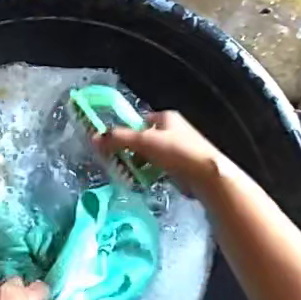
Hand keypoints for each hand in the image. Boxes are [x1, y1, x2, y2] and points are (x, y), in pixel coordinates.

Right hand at [95, 110, 227, 192]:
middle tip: (118, 163)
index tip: (112, 146)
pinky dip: (151, 174)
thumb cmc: (176, 151)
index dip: (125, 132)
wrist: (206, 175)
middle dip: (131, 152)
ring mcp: (179, 149)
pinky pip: (160, 168)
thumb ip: (118, 139)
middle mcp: (173, 130)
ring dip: (139, 165)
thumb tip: (94, 138)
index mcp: (166, 117)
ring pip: (151, 155)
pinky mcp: (182, 167)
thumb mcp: (143, 141)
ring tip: (129, 175)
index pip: (138, 121)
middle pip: (144, 139)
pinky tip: (144, 182)